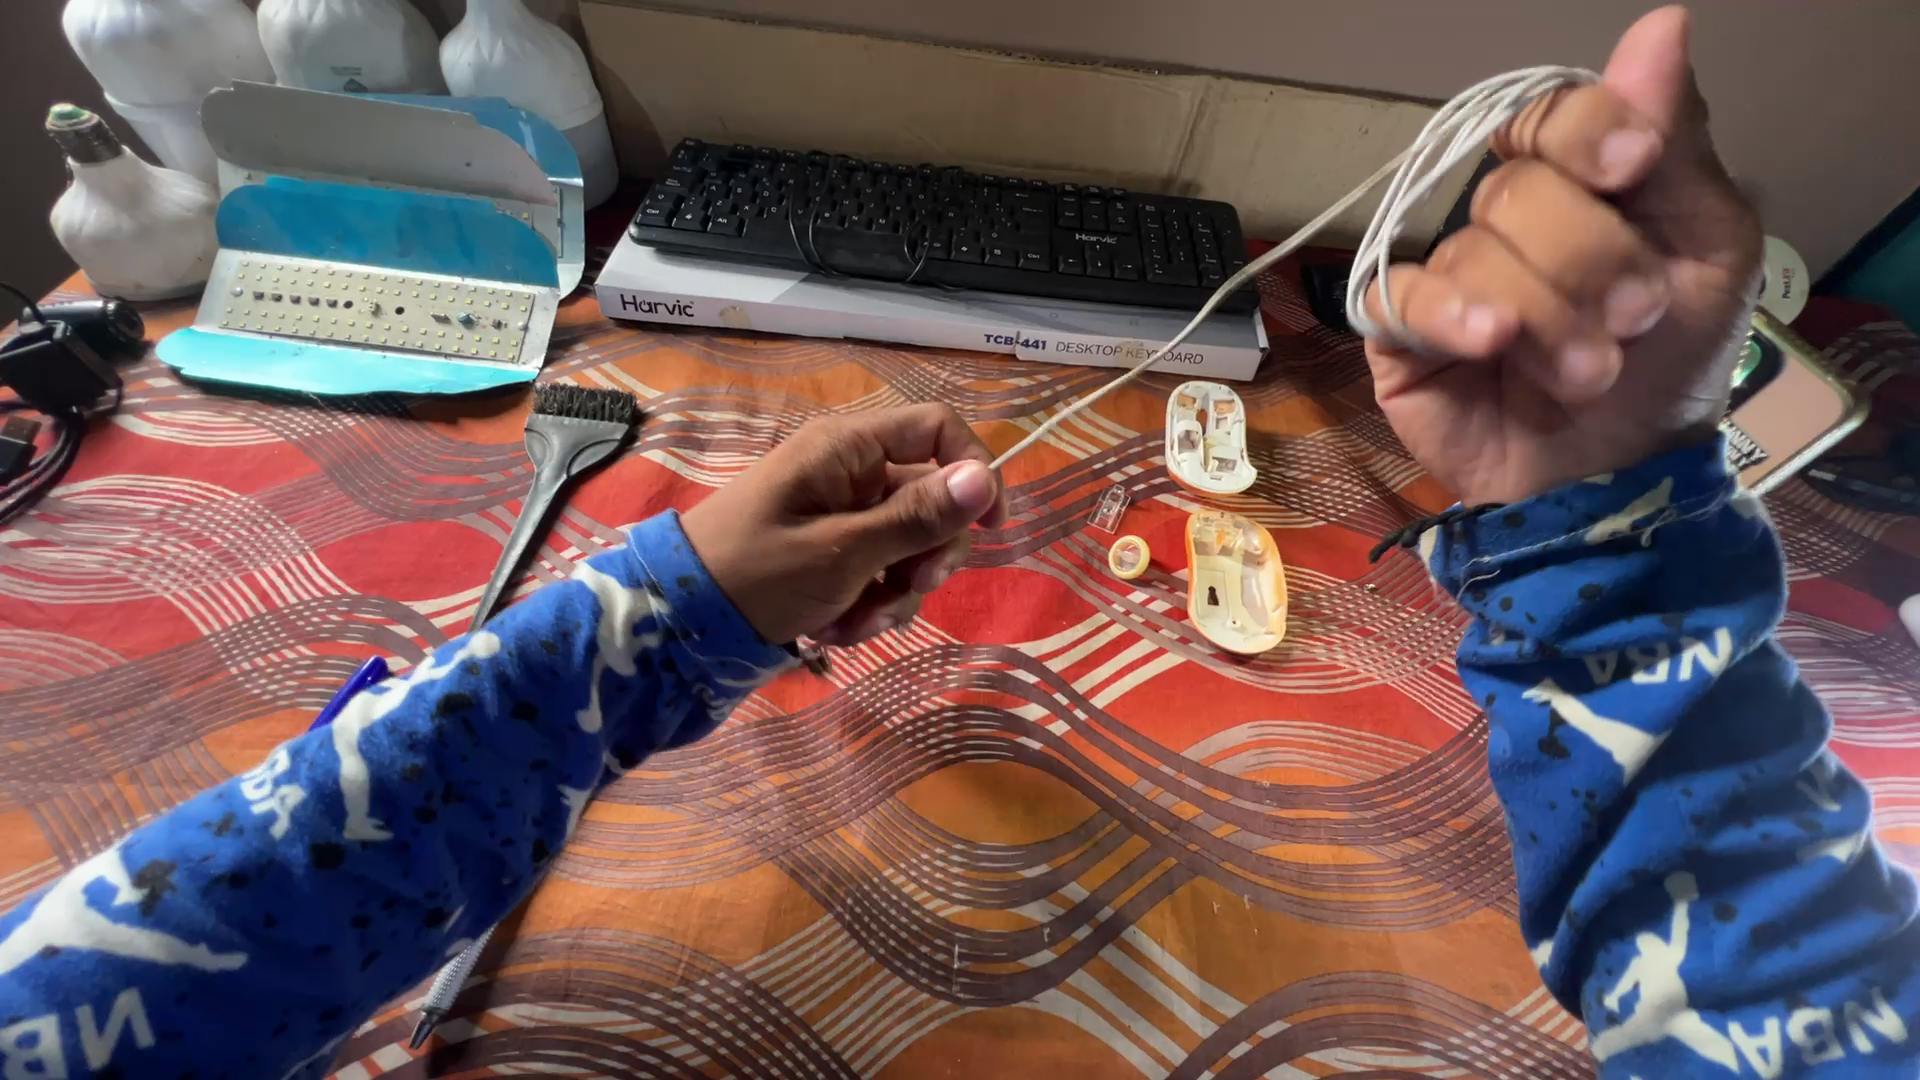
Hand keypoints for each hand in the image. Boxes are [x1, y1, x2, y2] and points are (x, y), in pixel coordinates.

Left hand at [680, 404, 1007, 645]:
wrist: (682, 626)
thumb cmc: (754, 574)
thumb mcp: (841, 551)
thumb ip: (916, 518)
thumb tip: (985, 479)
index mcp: (849, 450)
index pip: (938, 429)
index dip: (974, 469)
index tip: (991, 528)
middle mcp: (854, 474)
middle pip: (933, 498)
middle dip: (929, 554)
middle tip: (910, 587)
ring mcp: (846, 515)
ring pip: (912, 545)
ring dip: (896, 592)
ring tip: (853, 622)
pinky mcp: (838, 552)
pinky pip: (882, 572)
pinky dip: (870, 604)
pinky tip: (836, 629)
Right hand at [1362, 6, 1761, 504]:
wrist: (1602, 471)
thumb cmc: (1663, 367)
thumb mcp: (1703, 252)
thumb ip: (1673, 150)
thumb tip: (1657, 24)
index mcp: (1577, 192)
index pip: (1547, 119)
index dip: (1581, 129)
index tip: (1632, 168)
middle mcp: (1502, 226)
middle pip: (1511, 189)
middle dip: (1583, 256)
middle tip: (1632, 318)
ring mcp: (1443, 280)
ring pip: (1466, 252)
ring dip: (1538, 312)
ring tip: (1581, 371)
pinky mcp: (1396, 332)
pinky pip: (1399, 297)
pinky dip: (1446, 314)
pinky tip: (1486, 344)